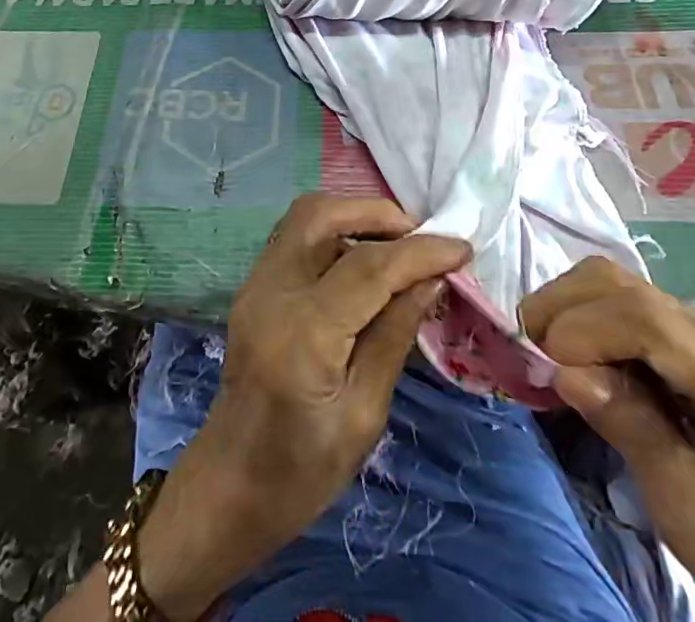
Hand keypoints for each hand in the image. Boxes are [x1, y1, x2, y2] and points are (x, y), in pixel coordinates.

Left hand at [138, 195, 470, 619]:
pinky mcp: (251, 290)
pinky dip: (333, 234)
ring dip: (353, 216)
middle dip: (377, 213)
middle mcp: (270, 293)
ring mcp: (253, 286)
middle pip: (319, 214)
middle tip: (422, 239)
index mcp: (302, 334)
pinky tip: (364, 262)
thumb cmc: (303, 470)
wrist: (231, 482)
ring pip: (302, 218)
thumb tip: (430, 279)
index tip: (463, 249)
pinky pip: (293, 239)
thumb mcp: (364, 413)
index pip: (367, 266)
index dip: (420, 251)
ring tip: (399, 247)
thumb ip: (393, 335)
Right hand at [519, 257, 694, 621]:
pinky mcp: (694, 340)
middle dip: (562, 312)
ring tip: (549, 357)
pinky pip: (623, 302)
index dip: (584, 331)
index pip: (652, 323)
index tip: (549, 370)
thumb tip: (567, 371)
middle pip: (626, 288)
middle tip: (533, 361)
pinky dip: (582, 316)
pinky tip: (578, 359)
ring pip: (618, 283)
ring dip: (566, 309)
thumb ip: (640, 438)